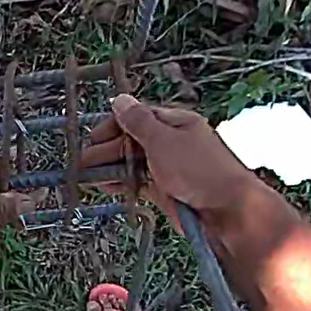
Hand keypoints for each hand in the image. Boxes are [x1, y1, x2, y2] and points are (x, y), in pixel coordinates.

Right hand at [79, 94, 302, 258]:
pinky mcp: (165, 190)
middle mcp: (171, 142)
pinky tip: (105, 186)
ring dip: (110, 167)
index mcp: (174, 122)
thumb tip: (119, 99)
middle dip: (106, 150)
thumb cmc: (198, 170)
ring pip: (132, 163)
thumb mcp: (163, 140)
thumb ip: (138, 122)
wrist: (227, 211)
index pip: (137, 117)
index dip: (113, 126)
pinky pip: (137, 182)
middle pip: (131, 141)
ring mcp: (168, 168)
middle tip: (83, 163)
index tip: (93, 139)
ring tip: (86, 177)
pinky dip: (121, 183)